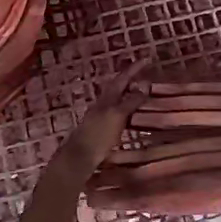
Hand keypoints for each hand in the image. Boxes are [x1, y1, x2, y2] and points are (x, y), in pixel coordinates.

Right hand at [11, 60, 148, 221]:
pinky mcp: (114, 115)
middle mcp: (97, 108)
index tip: (126, 79)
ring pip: (121, 87)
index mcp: (92, 115)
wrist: (73, 161)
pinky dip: (138, 93)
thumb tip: (100, 154)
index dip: (117, 87)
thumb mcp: (88, 149)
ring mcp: (105, 110)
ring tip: (145, 64)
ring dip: (133, 75)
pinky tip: (147, 87)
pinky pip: (129, 101)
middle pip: (114, 85)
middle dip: (127, 72)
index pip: (107, 97)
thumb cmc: (76, 161)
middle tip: (141, 60)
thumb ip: (96, 144)